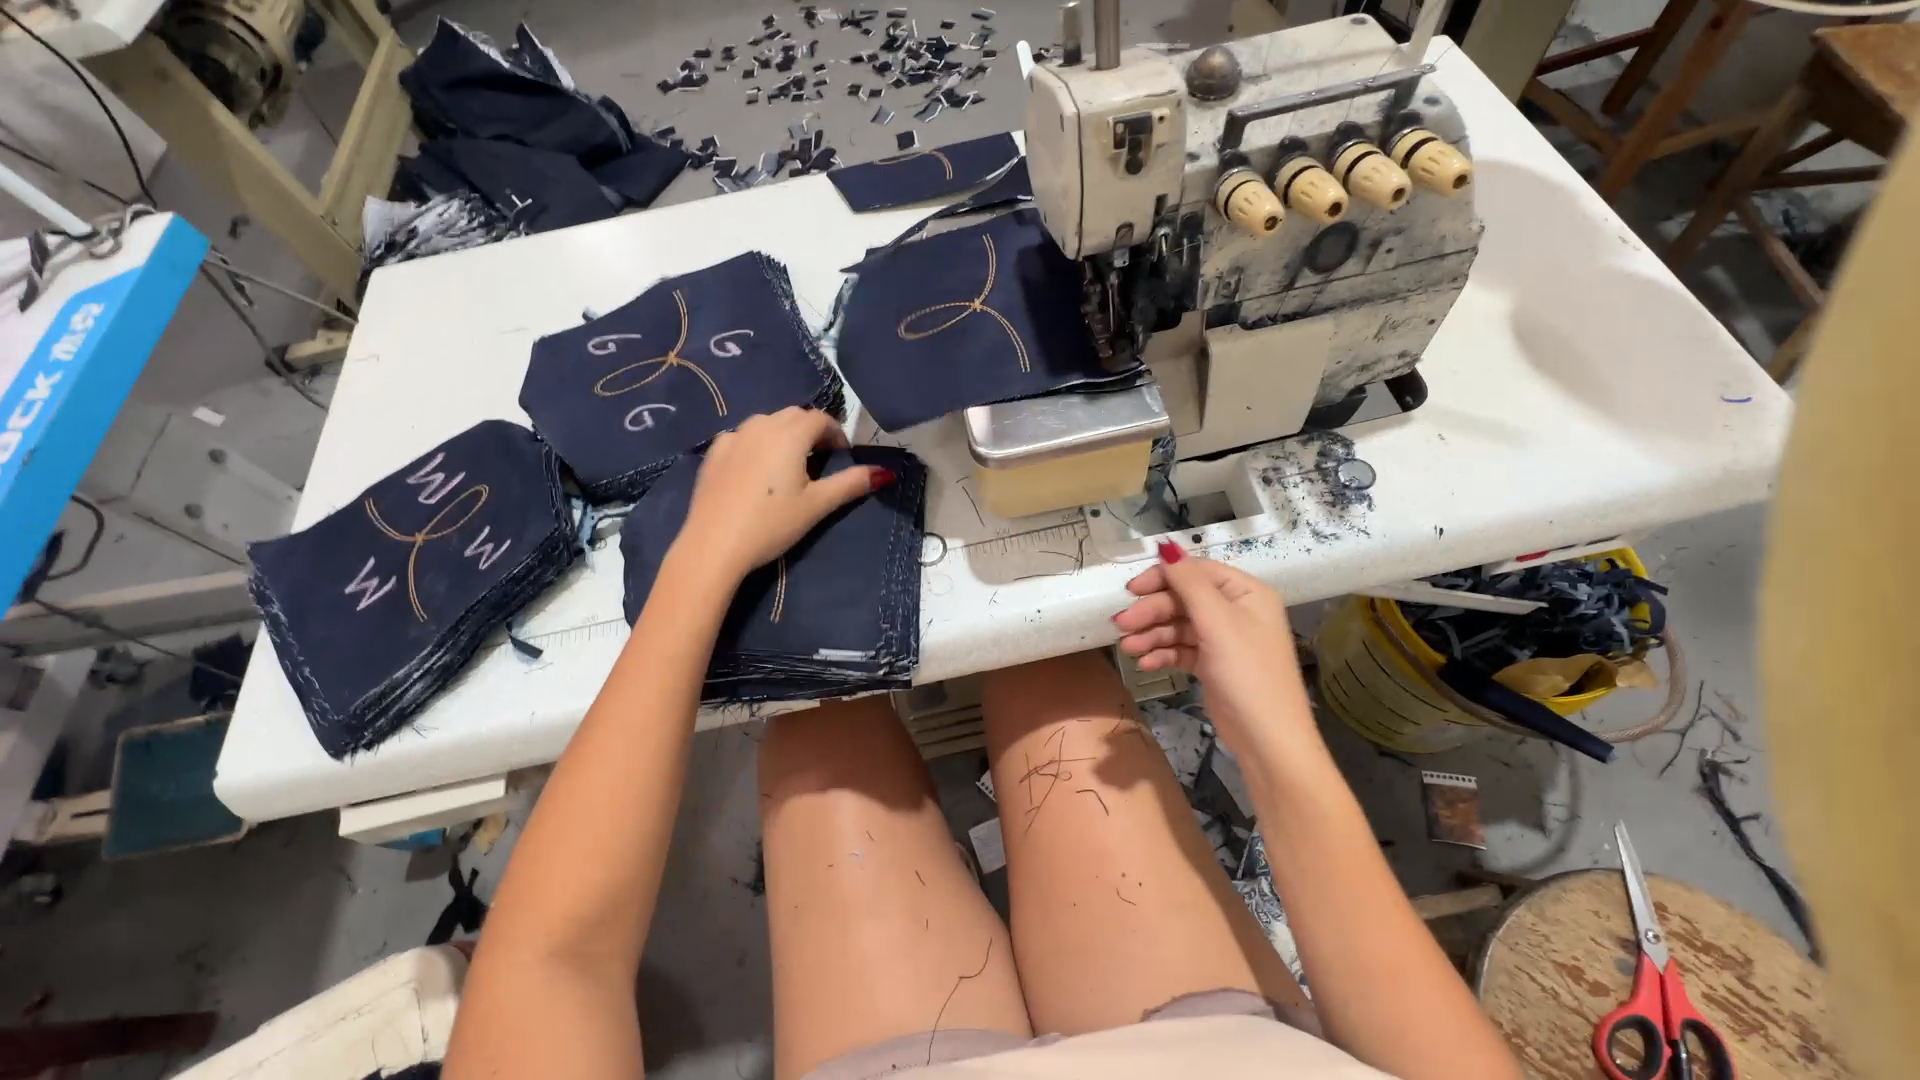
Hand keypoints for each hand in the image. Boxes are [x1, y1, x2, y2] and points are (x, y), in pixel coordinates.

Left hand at [672, 407, 891, 582]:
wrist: (713, 545)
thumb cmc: (771, 524)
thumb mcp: (817, 505)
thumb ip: (850, 484)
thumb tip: (885, 472)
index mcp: (789, 433)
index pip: (820, 419)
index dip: (836, 434)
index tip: (842, 456)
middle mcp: (760, 425)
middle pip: (793, 416)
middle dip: (811, 431)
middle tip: (819, 460)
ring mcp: (733, 437)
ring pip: (766, 423)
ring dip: (783, 435)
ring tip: (789, 464)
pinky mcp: (713, 453)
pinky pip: (742, 437)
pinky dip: (756, 445)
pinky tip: (756, 471)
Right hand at [1113, 541, 1315, 755]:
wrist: (1267, 738)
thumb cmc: (1248, 673)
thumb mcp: (1218, 622)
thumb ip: (1190, 582)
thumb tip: (1167, 547)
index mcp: (1246, 593)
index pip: (1196, 572)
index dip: (1162, 578)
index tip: (1131, 590)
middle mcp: (1236, 611)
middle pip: (1183, 599)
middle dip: (1152, 612)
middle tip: (1121, 626)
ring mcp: (1223, 639)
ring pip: (1178, 626)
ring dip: (1152, 635)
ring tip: (1129, 649)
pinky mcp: (1212, 664)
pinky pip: (1181, 650)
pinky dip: (1163, 654)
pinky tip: (1146, 664)